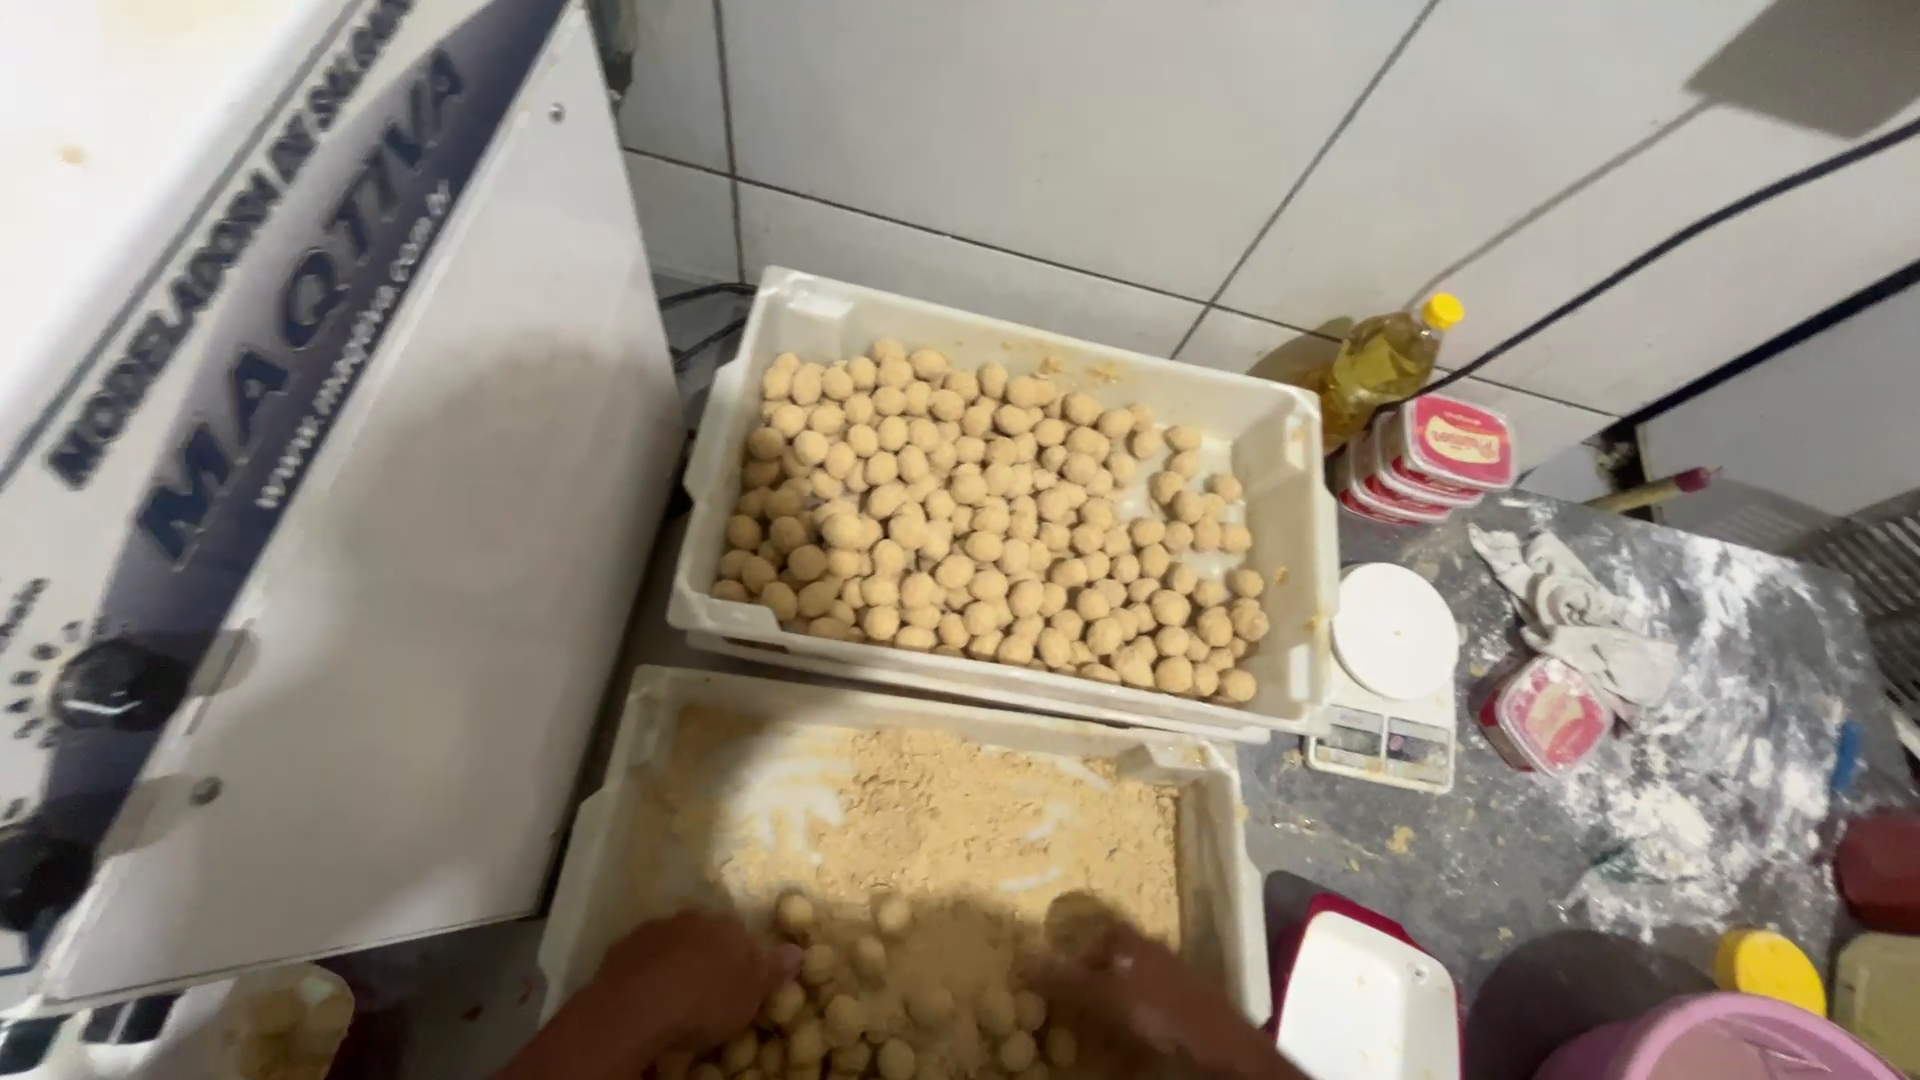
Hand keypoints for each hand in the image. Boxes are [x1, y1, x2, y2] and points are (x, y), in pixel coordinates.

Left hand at [597, 909, 800, 1045]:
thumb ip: (774, 969)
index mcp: (729, 926)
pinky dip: (647, 968)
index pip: (744, 934)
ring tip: (675, 989)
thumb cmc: (705, 1000)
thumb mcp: (750, 993)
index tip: (741, 979)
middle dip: (709, 952)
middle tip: (708, 985)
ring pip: (674, 939)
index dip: (743, 956)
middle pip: (708, 932)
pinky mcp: (623, 946)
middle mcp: (695, 918)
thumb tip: (799, 950)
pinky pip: (643, 955)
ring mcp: (658, 928)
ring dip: (677, 957)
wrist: (638, 1006)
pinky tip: (647, 991)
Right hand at [1024, 922, 1303, 1079]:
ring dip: (1128, 984)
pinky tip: (1144, 1021)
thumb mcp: (1105, 995)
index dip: (1088, 947)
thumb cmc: (1156, 1007)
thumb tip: (1026, 960)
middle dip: (1107, 966)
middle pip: (1126, 949)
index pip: (1107, 931)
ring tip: (1114, 1008)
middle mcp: (1156, 948)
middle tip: (1090, 990)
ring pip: (1145, 970)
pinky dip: (1148, 1002)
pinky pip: (1162, 991)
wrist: (1215, 1037)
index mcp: (1135, 941)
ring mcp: (1178, 971)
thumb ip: (1068, 980)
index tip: (1072, 970)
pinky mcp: (1193, 996)